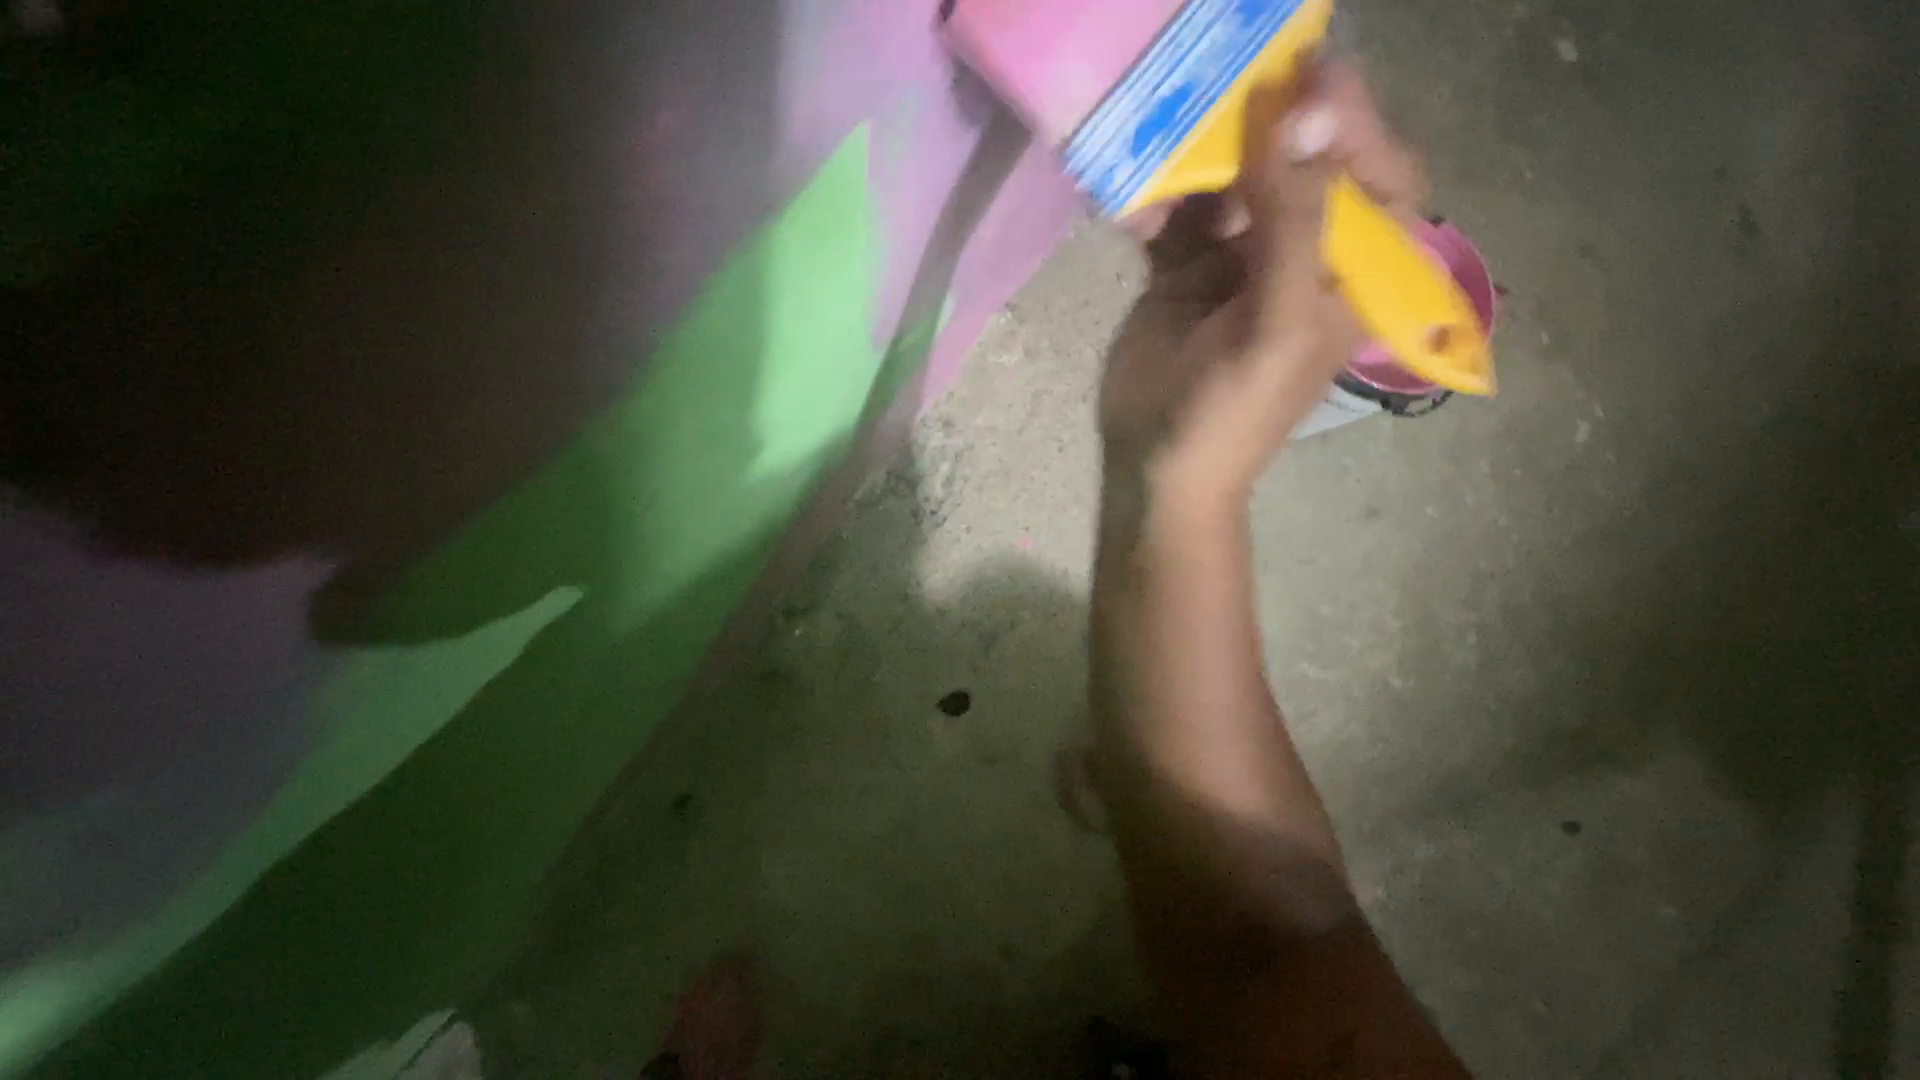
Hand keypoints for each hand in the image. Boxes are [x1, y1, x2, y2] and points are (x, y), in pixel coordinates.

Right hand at [1098, 61, 1426, 507]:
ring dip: (1201, 156)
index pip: (1373, 175)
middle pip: (1300, 163)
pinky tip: (1132, 208)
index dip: (1352, 121)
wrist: (1157, 470)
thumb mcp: (1279, 323)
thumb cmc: (1232, 413)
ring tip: (1165, 132)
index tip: (1310, 73)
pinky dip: (1153, 203)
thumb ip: (1296, 221)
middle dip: (1268, 123)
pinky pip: (1176, 216)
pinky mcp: (1183, 269)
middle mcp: (1301, 253)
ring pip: (1232, 180)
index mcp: (1349, 272)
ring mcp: (1238, 259)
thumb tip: (1306, 112)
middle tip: (1227, 80)